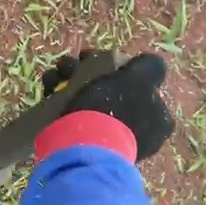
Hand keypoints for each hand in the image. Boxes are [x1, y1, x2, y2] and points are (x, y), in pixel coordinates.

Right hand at [41, 51, 173, 161]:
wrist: (80, 146)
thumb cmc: (109, 110)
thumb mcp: (137, 81)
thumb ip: (150, 68)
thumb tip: (152, 61)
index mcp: (157, 116)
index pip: (136, 83)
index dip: (114, 66)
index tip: (93, 59)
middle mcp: (137, 127)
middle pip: (110, 88)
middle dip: (86, 72)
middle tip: (69, 67)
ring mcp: (111, 136)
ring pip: (89, 97)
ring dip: (67, 80)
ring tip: (53, 78)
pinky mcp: (84, 140)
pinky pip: (74, 111)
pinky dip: (60, 98)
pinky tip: (48, 91)